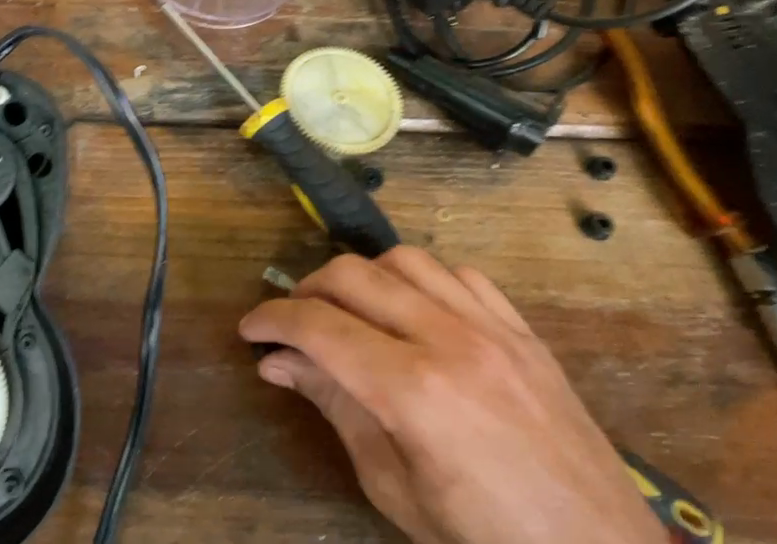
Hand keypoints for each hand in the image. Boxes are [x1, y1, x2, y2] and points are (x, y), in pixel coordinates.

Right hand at [239, 247, 661, 543]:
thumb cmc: (483, 537)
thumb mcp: (393, 486)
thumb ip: (335, 408)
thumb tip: (278, 363)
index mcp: (413, 391)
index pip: (317, 326)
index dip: (271, 320)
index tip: (250, 330)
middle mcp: (450, 341)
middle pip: (352, 276)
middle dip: (306, 292)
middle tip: (293, 325)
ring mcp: (495, 331)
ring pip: (404, 260)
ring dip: (363, 277)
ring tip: (351, 311)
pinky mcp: (526, 334)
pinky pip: (462, 275)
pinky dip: (422, 280)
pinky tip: (414, 311)